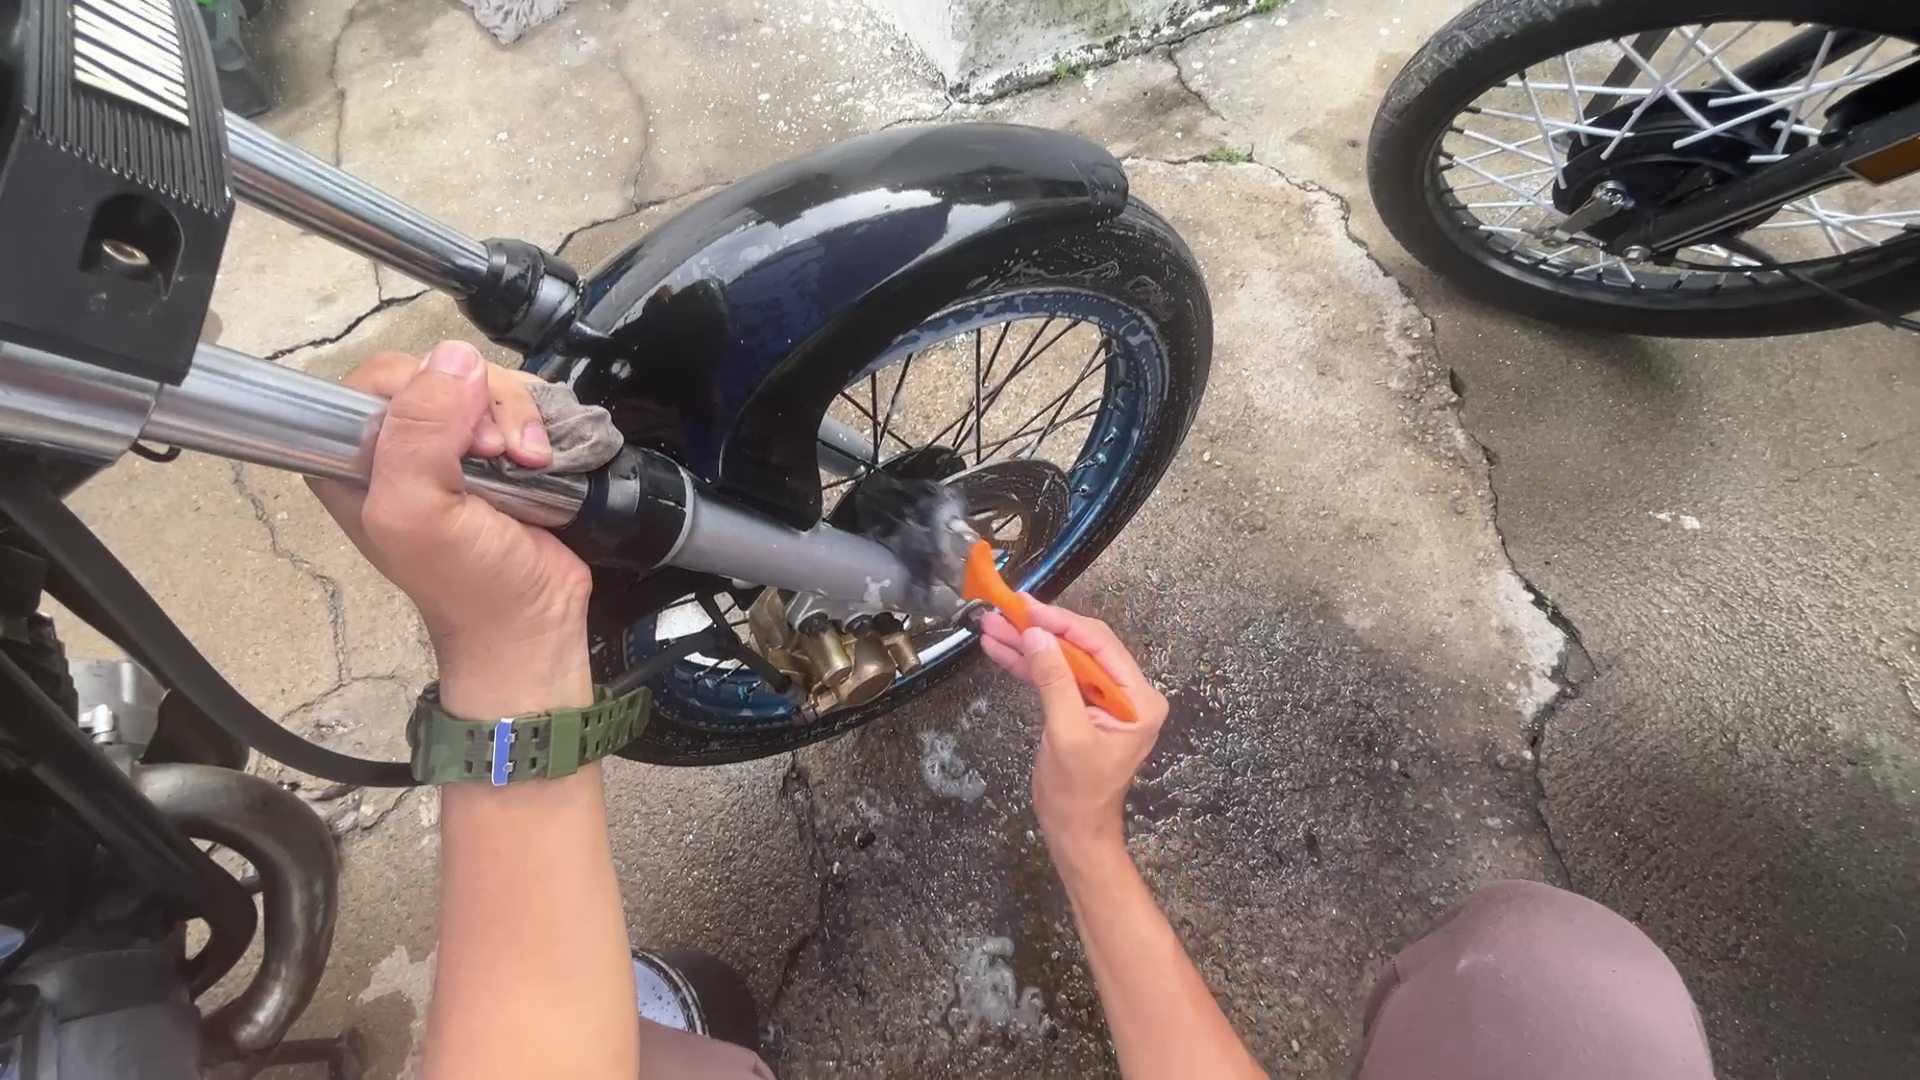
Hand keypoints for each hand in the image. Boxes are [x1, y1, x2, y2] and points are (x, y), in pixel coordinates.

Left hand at [308, 341, 592, 709]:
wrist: (534, 618)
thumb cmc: (469, 582)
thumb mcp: (418, 513)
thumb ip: (419, 434)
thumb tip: (457, 359)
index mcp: (358, 456)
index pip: (386, 377)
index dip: (436, 393)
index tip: (475, 442)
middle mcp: (409, 445)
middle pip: (449, 374)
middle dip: (493, 407)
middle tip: (511, 456)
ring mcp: (465, 448)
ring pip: (495, 386)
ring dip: (527, 418)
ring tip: (537, 462)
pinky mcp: (512, 455)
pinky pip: (530, 408)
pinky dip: (548, 423)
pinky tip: (549, 456)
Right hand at [979, 599, 1167, 862]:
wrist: (1073, 831)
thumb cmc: (1079, 793)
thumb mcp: (1067, 734)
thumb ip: (1054, 682)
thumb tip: (1037, 636)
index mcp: (1138, 699)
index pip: (1100, 646)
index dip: (1063, 623)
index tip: (1029, 608)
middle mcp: (1124, 693)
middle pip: (1080, 646)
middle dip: (1041, 629)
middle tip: (1007, 610)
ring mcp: (1100, 699)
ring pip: (1061, 658)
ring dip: (1027, 643)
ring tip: (993, 626)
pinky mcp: (1077, 706)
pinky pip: (1052, 676)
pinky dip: (1026, 663)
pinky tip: (1000, 648)